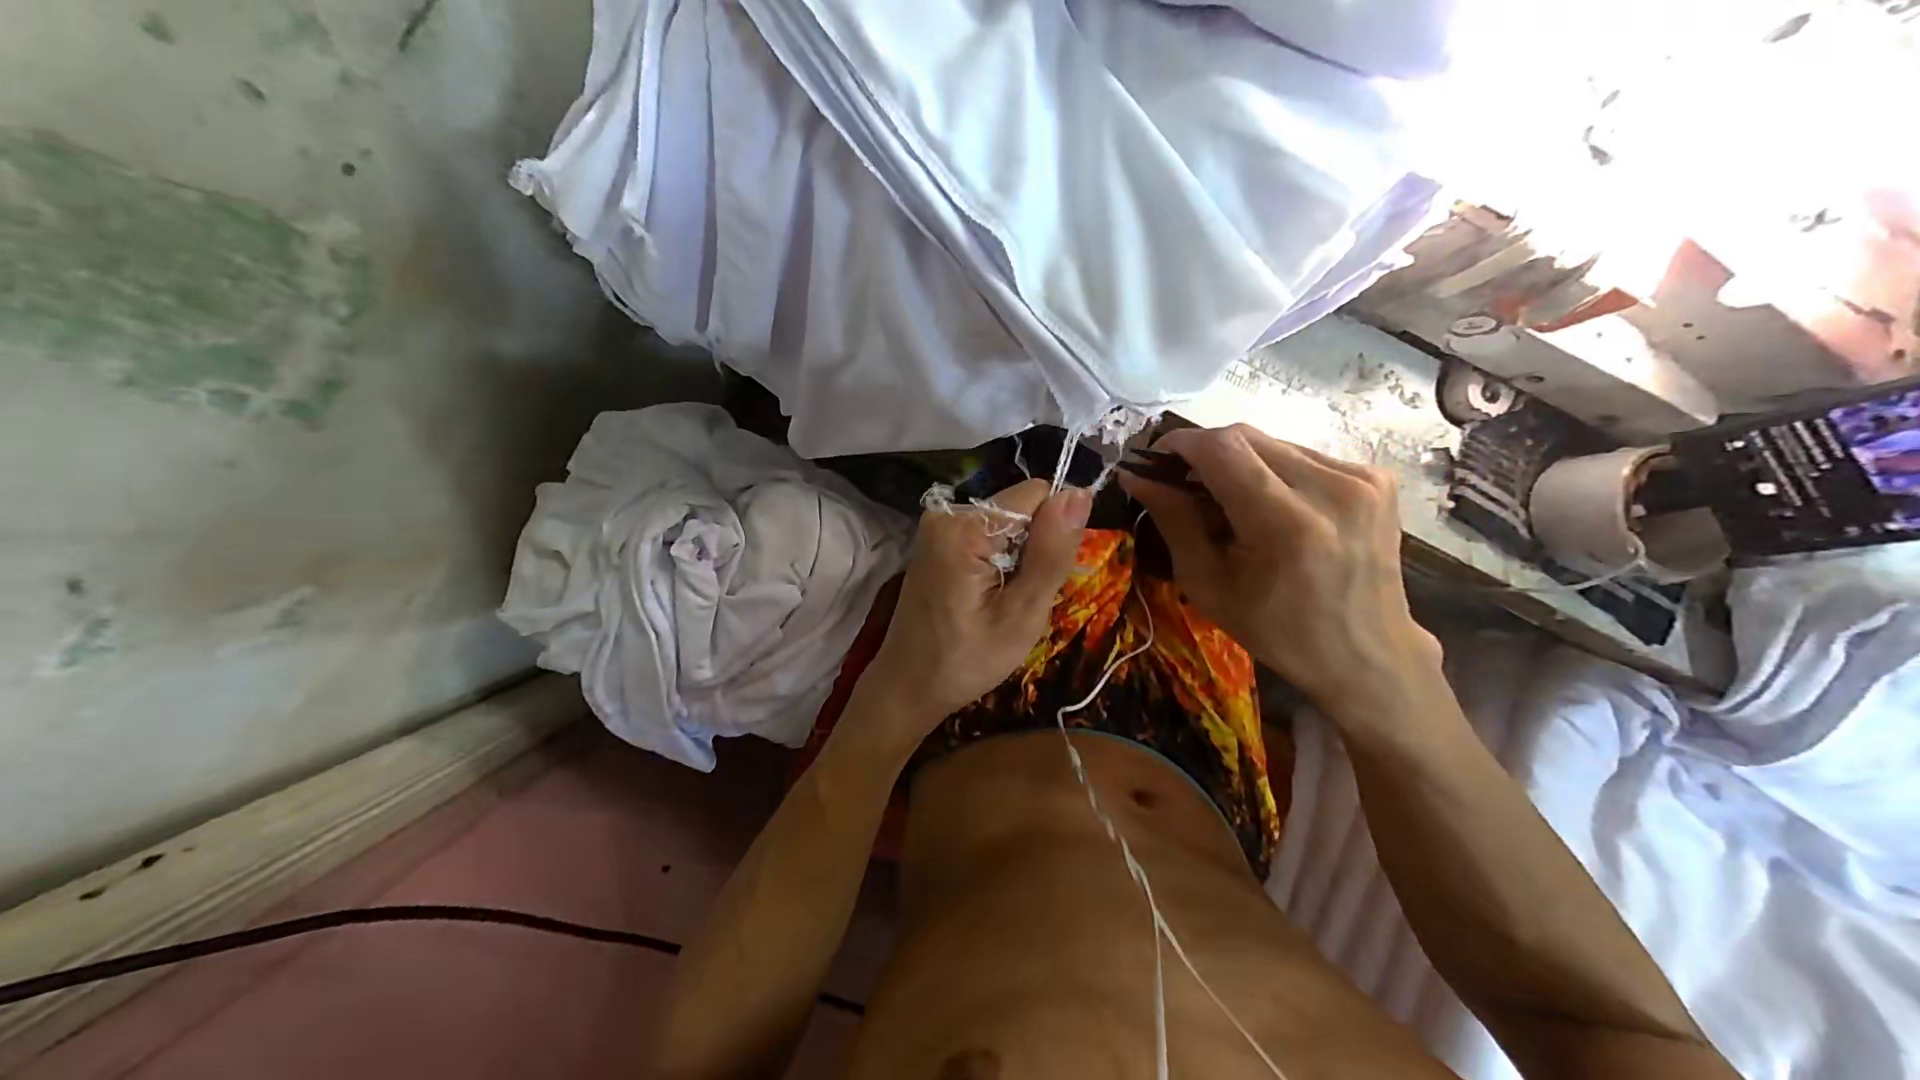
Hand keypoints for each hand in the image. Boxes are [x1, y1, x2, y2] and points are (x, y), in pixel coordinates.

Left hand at [856, 479, 1091, 740]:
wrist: (907, 686)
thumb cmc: (965, 661)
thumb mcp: (1022, 615)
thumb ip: (1051, 553)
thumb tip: (1080, 493)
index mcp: (964, 527)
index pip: (1036, 494)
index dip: (1052, 533)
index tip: (1038, 579)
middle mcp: (946, 514)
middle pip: (1020, 508)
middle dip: (1033, 548)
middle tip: (1017, 600)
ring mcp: (936, 526)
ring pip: (1007, 523)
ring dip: (1017, 558)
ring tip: (1000, 601)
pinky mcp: (936, 540)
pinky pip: (987, 534)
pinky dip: (998, 561)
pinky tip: (985, 596)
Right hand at [1119, 425, 1440, 715]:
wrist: (1365, 652)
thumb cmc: (1276, 629)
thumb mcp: (1208, 583)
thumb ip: (1174, 520)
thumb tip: (1136, 475)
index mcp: (1286, 524)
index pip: (1222, 448)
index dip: (1180, 444)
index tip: (1156, 460)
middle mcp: (1331, 489)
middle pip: (1246, 436)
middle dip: (1205, 452)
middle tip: (1184, 482)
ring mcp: (1363, 479)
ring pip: (1274, 442)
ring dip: (1240, 461)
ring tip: (1229, 499)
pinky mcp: (1380, 478)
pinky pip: (1305, 455)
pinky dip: (1275, 470)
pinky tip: (1273, 504)